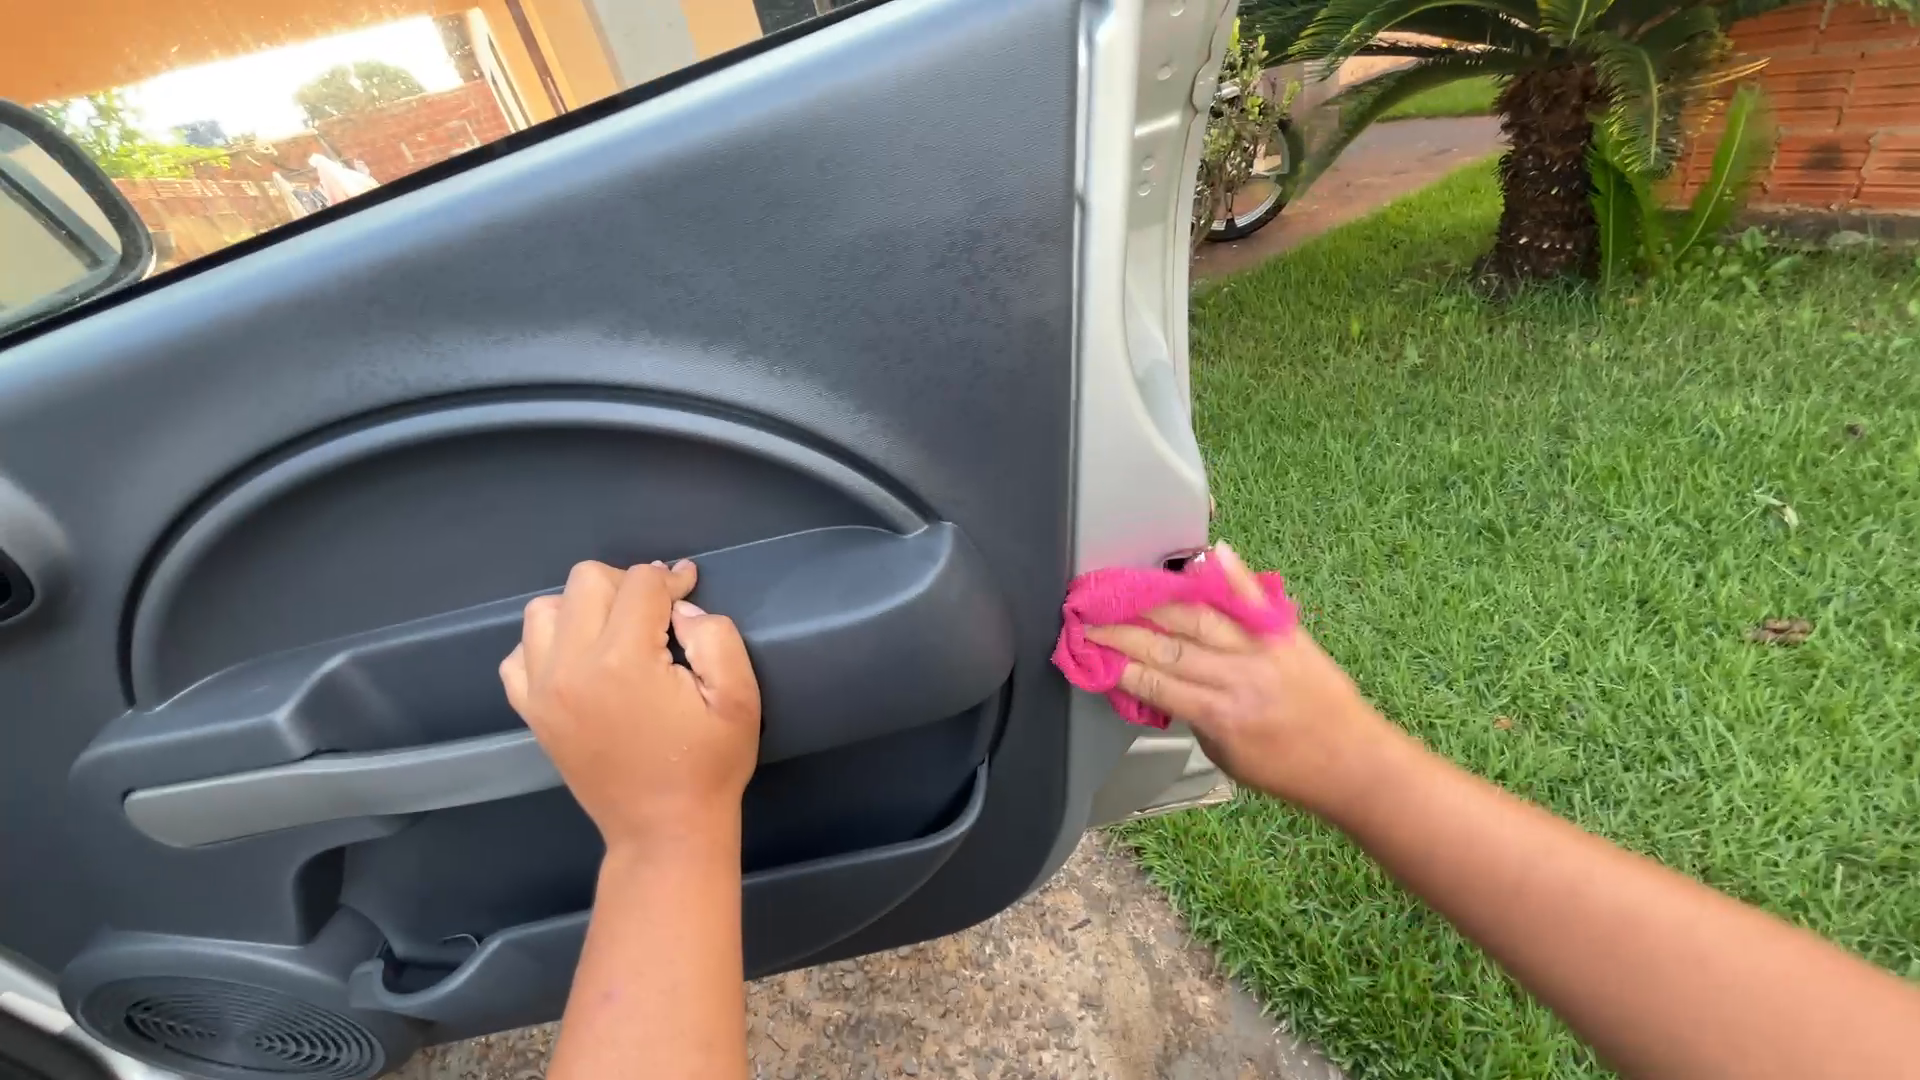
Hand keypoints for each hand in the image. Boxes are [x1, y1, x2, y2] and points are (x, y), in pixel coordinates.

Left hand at [500, 560, 761, 852]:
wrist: (664, 830)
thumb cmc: (709, 764)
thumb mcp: (740, 697)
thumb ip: (717, 636)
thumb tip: (681, 609)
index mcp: (624, 661)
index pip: (642, 583)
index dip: (673, 577)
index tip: (691, 587)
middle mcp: (571, 667)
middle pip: (587, 580)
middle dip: (629, 583)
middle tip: (659, 611)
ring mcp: (541, 690)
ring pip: (546, 608)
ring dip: (585, 606)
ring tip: (618, 631)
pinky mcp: (530, 711)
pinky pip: (521, 651)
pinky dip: (550, 641)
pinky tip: (582, 658)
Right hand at [1085, 544, 1404, 817]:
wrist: (1355, 763)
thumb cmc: (1288, 770)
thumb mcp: (1224, 756)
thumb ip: (1189, 715)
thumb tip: (1157, 683)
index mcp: (1219, 715)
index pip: (1154, 682)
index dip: (1116, 664)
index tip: (1088, 649)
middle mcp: (1238, 677)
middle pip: (1167, 645)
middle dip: (1122, 630)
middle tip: (1090, 617)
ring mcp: (1263, 650)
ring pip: (1198, 617)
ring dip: (1155, 602)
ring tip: (1125, 592)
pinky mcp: (1285, 634)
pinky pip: (1253, 598)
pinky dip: (1232, 572)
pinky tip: (1208, 551)